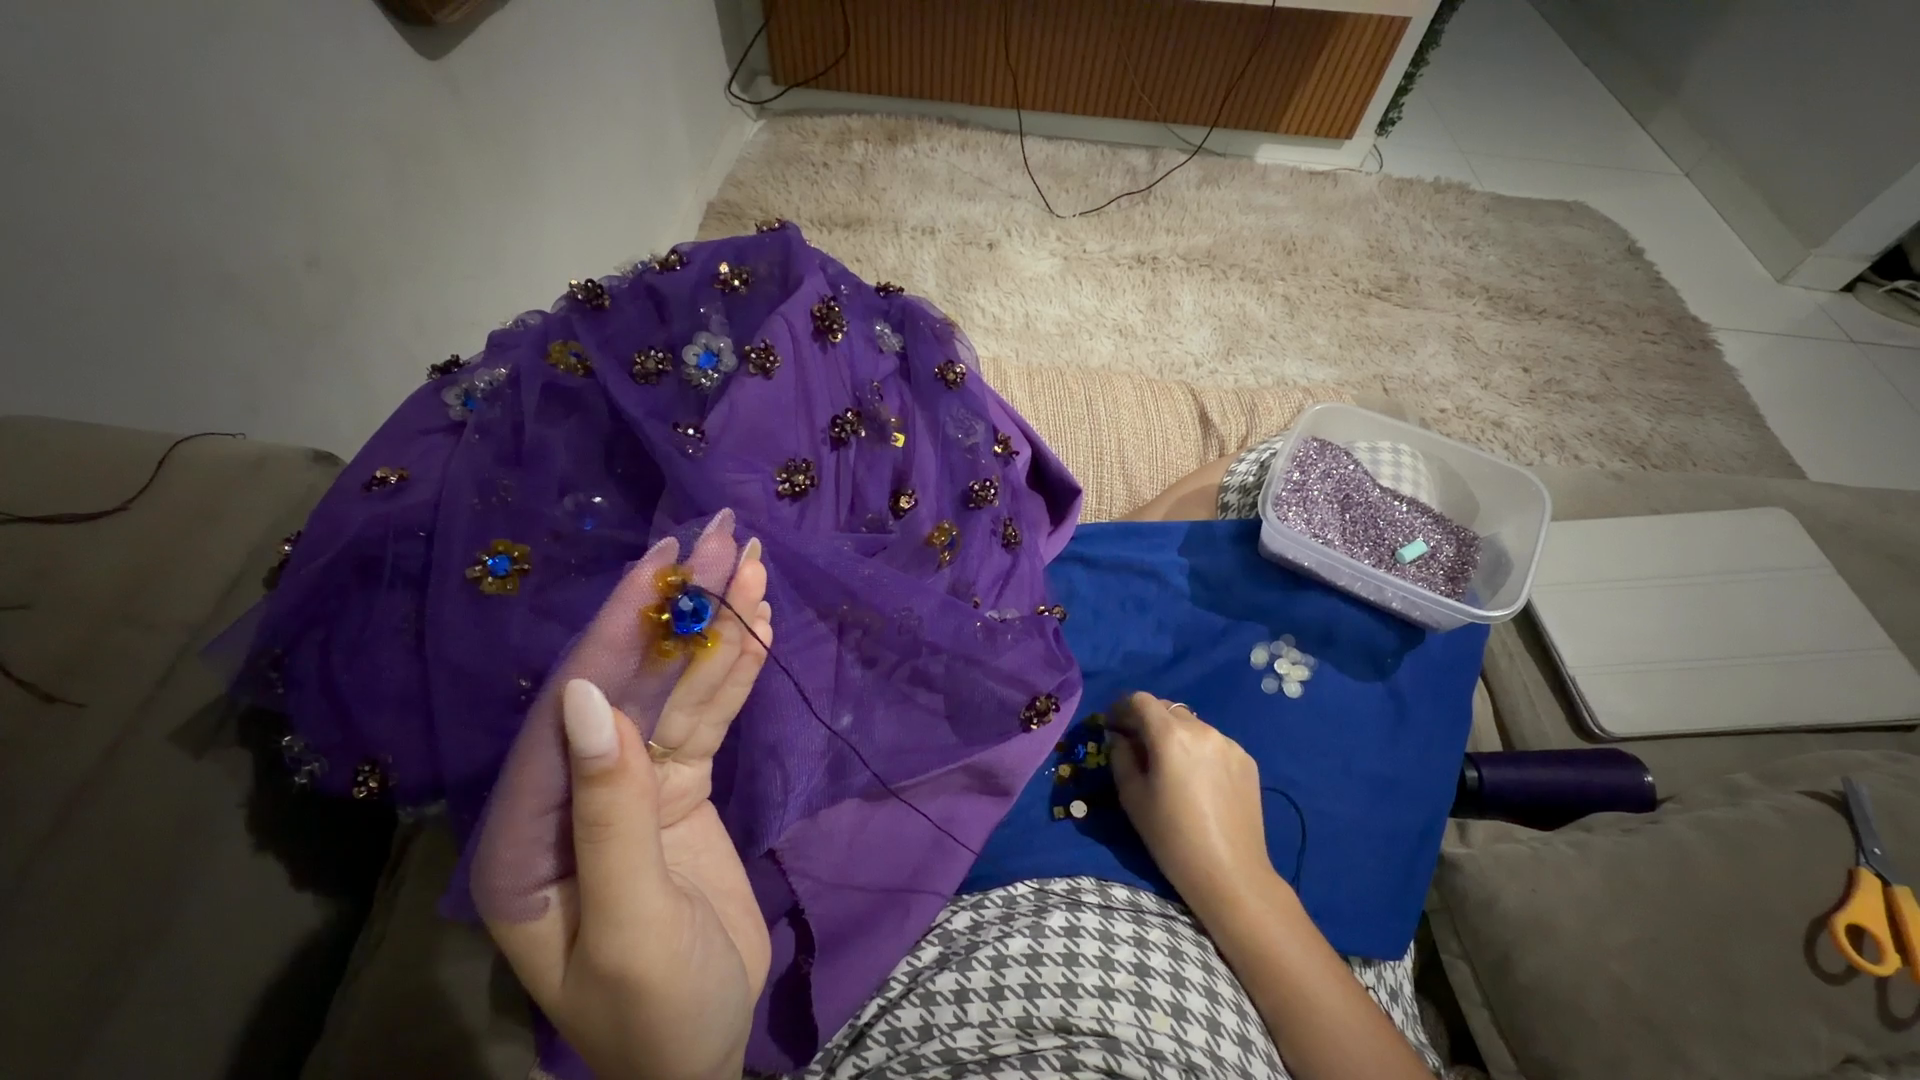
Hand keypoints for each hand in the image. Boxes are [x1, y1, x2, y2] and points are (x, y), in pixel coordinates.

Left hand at [473, 513, 772, 1079]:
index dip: (618, 629)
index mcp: (526, 829)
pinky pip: (707, 717)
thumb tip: (586, 696)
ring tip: (751, 564)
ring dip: (715, 628)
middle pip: (628, 683)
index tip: (663, 563)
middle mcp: (571, 791)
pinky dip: (735, 671)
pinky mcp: (678, 787)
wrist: (698, 1053)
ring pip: (676, 691)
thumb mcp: (628, 922)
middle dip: (676, 609)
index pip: (572, 707)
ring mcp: (631, 784)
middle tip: (722, 536)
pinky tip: (757, 623)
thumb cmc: (651, 1010)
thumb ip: (607, 809)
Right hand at [1108, 692, 1275, 913]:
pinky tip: (1196, 779)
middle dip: (1147, 719)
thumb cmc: (1171, 837)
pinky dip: (1198, 749)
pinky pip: (1214, 743)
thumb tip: (1119, 737)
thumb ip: (1121, 757)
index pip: (1141, 700)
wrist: (1230, 872)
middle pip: (1168, 709)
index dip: (1122, 707)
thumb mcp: (1132, 797)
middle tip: (1135, 743)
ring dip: (1174, 733)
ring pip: (1193, 724)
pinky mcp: (1247, 761)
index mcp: (1171, 735)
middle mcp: (1203, 729)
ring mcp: (1229, 743)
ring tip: (1168, 763)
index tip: (1112, 725)